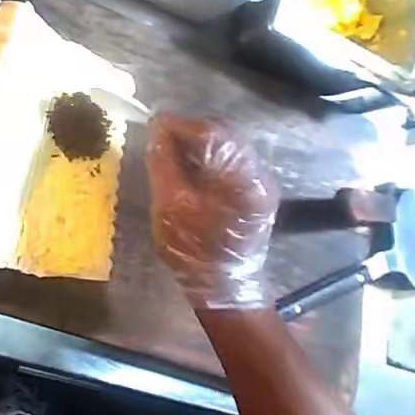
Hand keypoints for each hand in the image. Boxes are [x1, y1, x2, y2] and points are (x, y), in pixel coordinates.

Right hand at [146, 115, 279, 308]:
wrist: (224, 290)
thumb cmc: (193, 250)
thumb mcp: (169, 206)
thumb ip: (164, 164)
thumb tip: (159, 132)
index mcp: (242, 179)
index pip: (212, 133)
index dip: (180, 124)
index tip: (154, 124)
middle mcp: (259, 175)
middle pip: (223, 136)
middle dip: (190, 131)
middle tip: (161, 136)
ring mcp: (260, 184)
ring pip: (227, 147)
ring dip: (198, 144)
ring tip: (171, 150)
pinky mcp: (255, 192)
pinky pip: (230, 162)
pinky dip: (208, 157)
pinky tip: (188, 165)